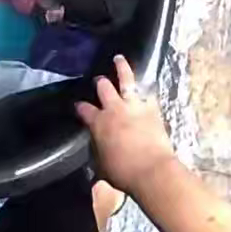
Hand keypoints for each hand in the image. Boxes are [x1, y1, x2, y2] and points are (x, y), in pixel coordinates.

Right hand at [75, 56, 179, 195]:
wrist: (151, 170)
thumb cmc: (123, 173)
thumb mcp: (102, 166)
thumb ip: (98, 155)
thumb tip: (95, 160)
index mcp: (98, 123)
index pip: (84, 110)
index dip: (80, 106)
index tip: (78, 105)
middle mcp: (113, 109)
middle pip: (103, 88)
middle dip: (100, 82)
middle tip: (99, 80)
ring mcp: (133, 105)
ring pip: (126, 79)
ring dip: (121, 67)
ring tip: (119, 58)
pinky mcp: (152, 108)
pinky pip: (148, 94)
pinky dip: (146, 91)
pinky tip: (147, 88)